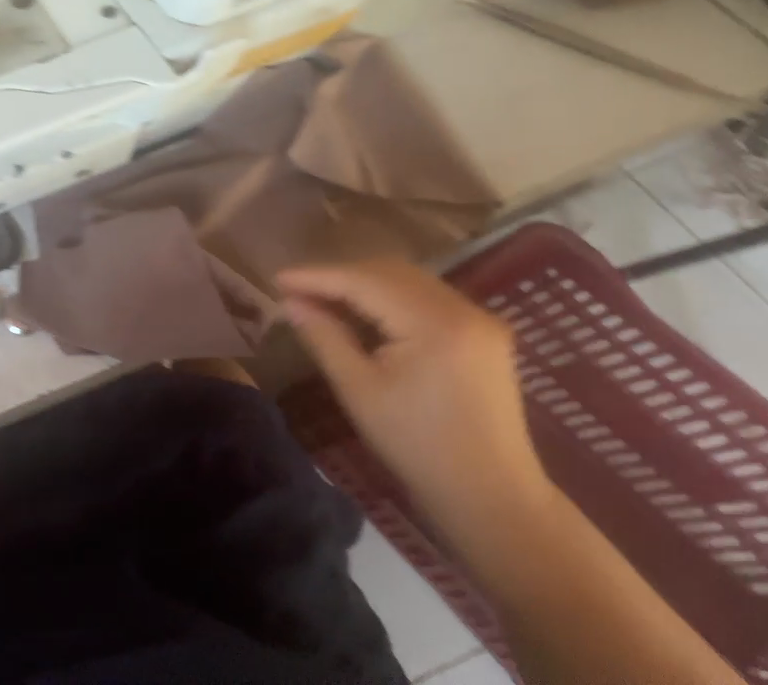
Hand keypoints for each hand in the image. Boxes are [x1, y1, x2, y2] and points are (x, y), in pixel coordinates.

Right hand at [276, 260, 552, 522]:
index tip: (277, 280)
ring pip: (410, 282)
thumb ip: (324, 337)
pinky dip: (390, 299)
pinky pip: (427, 300)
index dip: (317, 276)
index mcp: (436, 324)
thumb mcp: (358, 389)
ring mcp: (481, 322)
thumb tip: (290, 303)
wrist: (490, 494)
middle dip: (340, 276)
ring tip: (322, 300)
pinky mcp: (484, 336)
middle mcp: (464, 311)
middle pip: (390, 273)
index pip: (365, 281)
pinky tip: (363, 315)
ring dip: (364, 285)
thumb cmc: (416, 444)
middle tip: (297, 291)